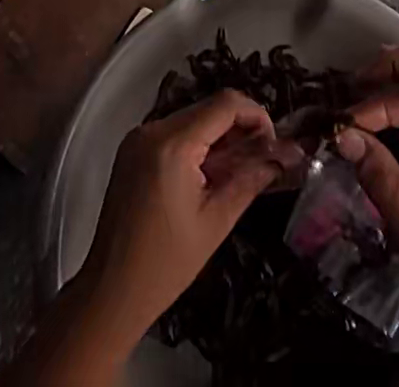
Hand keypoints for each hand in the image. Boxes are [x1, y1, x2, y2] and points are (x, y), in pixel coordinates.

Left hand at [6, 91, 297, 386]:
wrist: (108, 294)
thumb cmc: (166, 263)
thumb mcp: (218, 219)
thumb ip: (254, 177)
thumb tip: (289, 155)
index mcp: (172, 145)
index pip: (226, 104)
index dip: (257, 116)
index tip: (273, 144)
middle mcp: (152, 131)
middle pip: (211, 106)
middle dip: (242, 126)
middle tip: (262, 157)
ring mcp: (139, 139)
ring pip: (196, 116)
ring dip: (222, 134)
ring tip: (239, 168)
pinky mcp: (133, 150)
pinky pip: (177, 130)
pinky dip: (201, 142)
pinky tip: (212, 172)